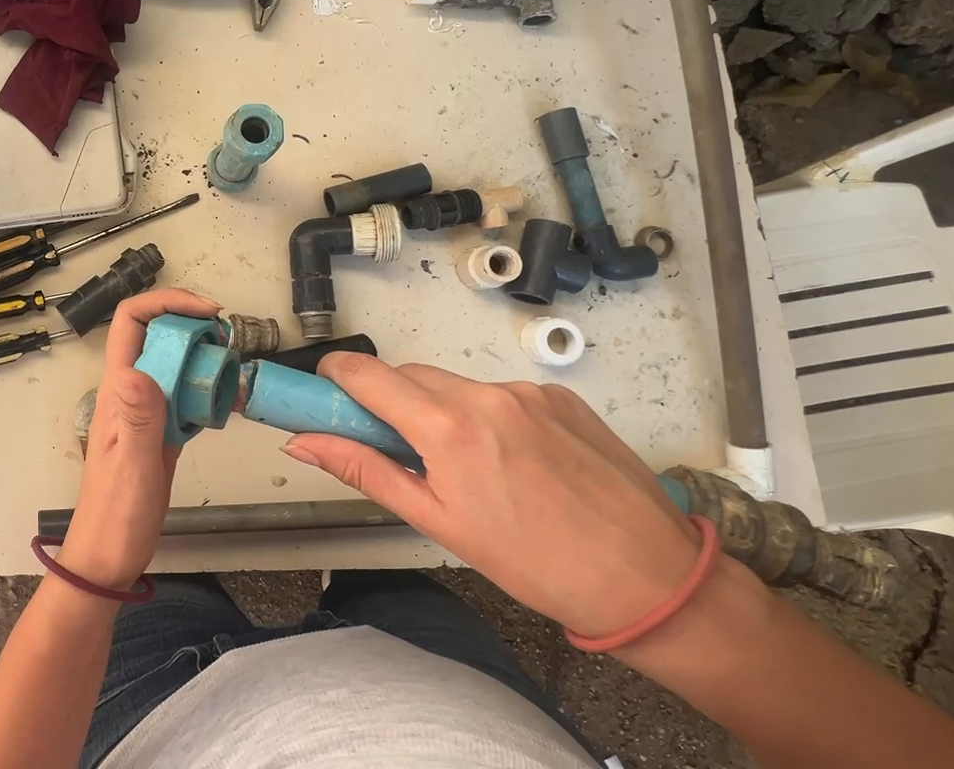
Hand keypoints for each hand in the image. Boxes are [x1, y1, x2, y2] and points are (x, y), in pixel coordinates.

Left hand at [56, 289, 219, 590]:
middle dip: (193, 325)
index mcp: (117, 390)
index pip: (131, 322)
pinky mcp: (161, 430)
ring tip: (232, 369)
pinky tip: (226, 403)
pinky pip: (185, 396)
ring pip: (174, 364)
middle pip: (158, 335)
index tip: (208, 312)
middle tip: (227, 342)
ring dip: (203, 357)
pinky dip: (207, 391)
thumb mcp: (131, 465)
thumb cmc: (115, 515)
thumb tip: (134, 371)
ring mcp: (146, 410)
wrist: (109, 555)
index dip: (167, 303)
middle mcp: (130, 391)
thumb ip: (137, 419)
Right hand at [282, 353, 700, 638]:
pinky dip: (484, 415)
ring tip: (462, 465)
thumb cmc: (534, 563)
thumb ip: (364, 470)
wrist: (651, 578)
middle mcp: (485, 394)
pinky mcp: (560, 397)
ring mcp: (527, 391)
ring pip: (453, 384)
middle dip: (387, 400)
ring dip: (438, 409)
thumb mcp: (436, 521)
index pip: (365, 374)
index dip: (333, 375)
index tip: (321, 392)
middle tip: (389, 445)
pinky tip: (508, 459)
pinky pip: (498, 394)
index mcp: (448, 427)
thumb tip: (303, 443)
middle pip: (408, 376)